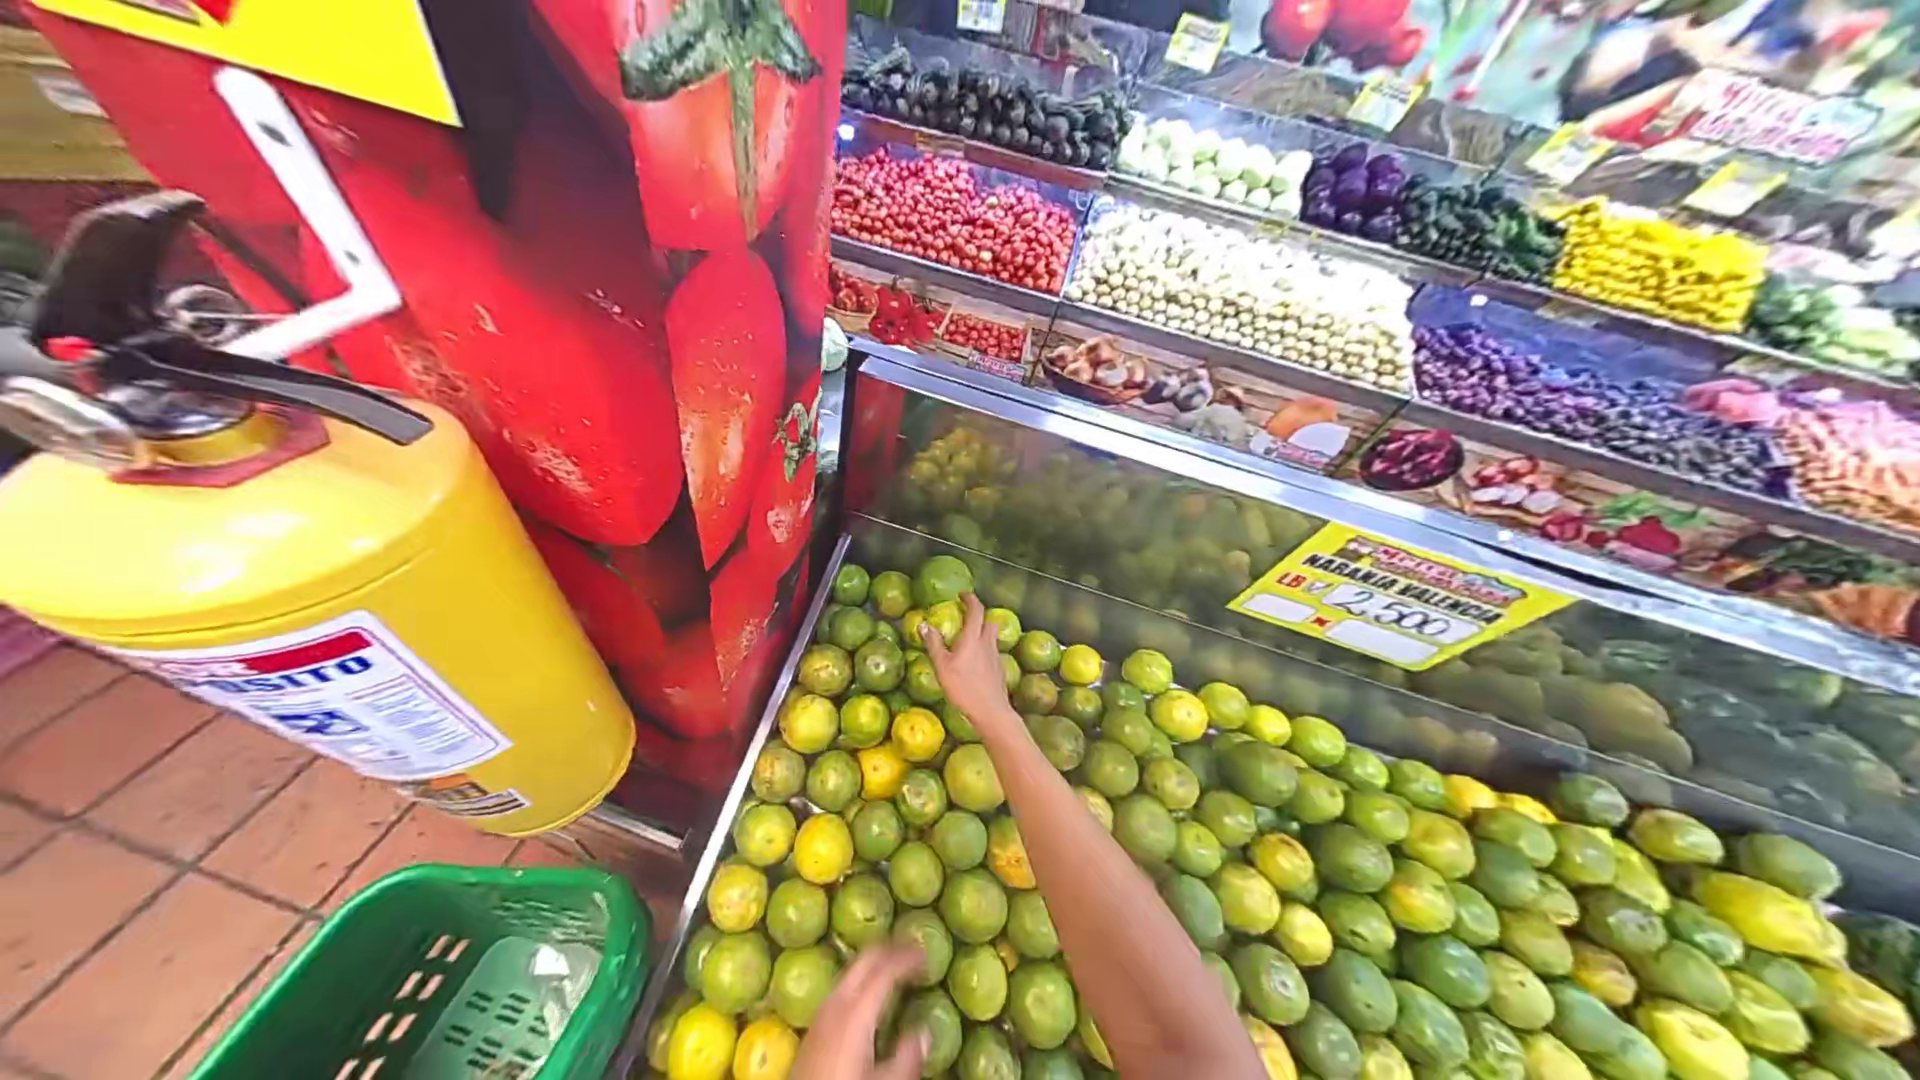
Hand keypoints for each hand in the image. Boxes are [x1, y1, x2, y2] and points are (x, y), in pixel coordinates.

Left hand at [790, 946, 929, 1079]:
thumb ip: (907, 1057)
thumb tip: (924, 1033)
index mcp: (856, 1011)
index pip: (885, 968)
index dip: (907, 956)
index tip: (926, 952)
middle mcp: (837, 1001)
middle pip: (866, 957)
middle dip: (891, 948)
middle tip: (914, 949)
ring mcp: (823, 1010)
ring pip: (854, 969)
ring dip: (877, 962)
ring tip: (898, 967)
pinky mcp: (816, 1023)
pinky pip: (844, 985)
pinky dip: (864, 977)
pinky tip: (873, 994)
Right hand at [920, 593, 1016, 742]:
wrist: (990, 710)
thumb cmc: (963, 687)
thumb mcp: (942, 666)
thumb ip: (934, 644)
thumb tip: (925, 625)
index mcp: (973, 638)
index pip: (976, 610)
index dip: (970, 599)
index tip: (963, 595)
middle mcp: (987, 642)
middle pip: (988, 620)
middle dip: (979, 614)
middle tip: (966, 615)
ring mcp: (996, 655)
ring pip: (992, 635)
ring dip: (983, 629)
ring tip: (970, 636)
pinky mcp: (999, 668)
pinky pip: (993, 649)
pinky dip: (985, 646)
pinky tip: (976, 659)